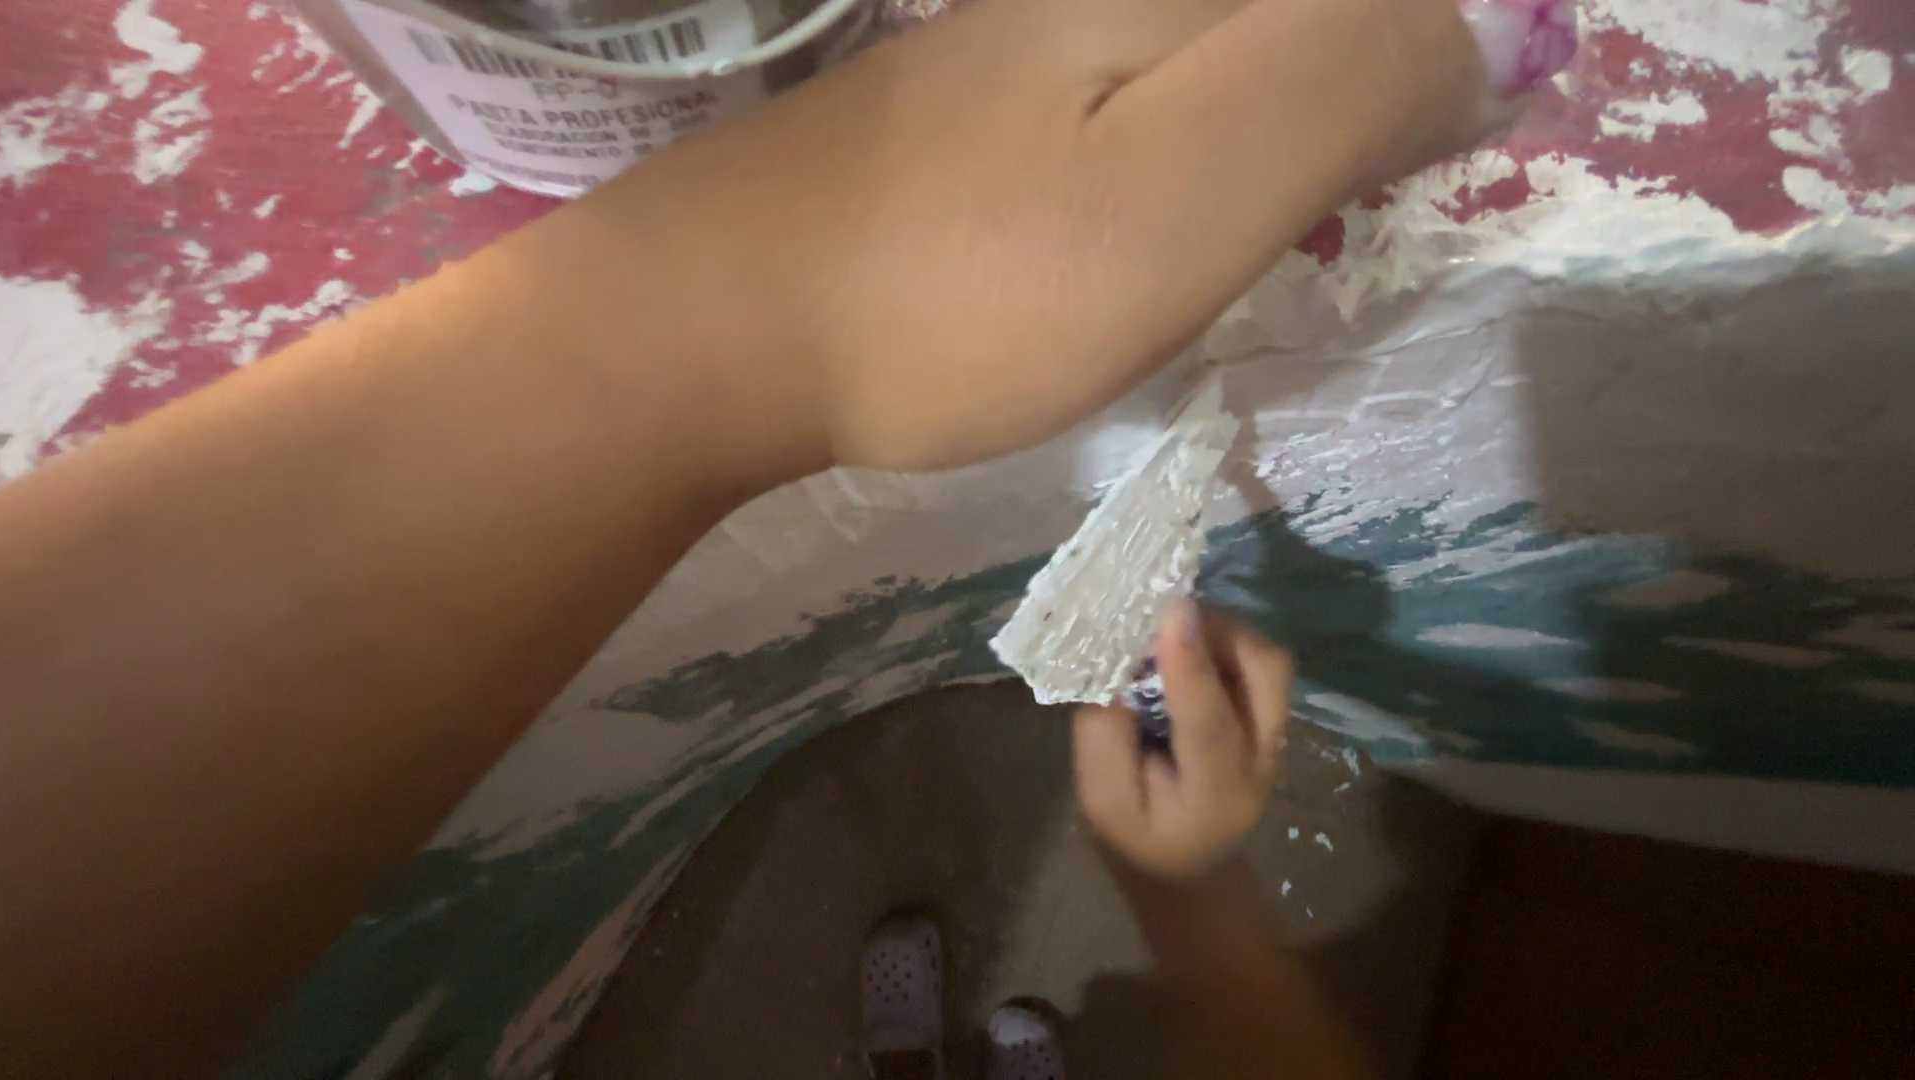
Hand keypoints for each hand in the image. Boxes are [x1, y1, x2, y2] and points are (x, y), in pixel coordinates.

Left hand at [581, 0, 1571, 474]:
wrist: (734, 335)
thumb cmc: (961, 293)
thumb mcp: (1178, 197)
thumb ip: (1339, 90)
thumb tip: (1472, 48)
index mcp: (1162, 1)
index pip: (1371, 19)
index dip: (1414, 107)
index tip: (1384, 220)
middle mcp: (1090, 4)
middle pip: (1276, 45)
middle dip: (1326, 144)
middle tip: (1303, 255)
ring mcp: (1008, 61)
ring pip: (1189, 87)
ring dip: (1241, 168)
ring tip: (1218, 269)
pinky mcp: (956, 132)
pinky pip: (1102, 133)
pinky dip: (1148, 190)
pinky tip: (1117, 253)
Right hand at [1072, 601, 1294, 878]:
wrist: (1184, 864)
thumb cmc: (1134, 834)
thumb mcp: (1100, 797)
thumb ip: (1103, 731)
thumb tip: (1109, 657)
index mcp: (1217, 793)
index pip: (1210, 724)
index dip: (1190, 666)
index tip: (1172, 611)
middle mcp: (1261, 758)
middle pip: (1265, 675)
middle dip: (1216, 631)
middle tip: (1159, 616)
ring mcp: (1273, 733)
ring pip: (1265, 658)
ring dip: (1218, 630)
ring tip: (1167, 627)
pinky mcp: (1266, 714)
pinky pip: (1253, 659)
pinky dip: (1218, 637)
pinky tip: (1179, 642)